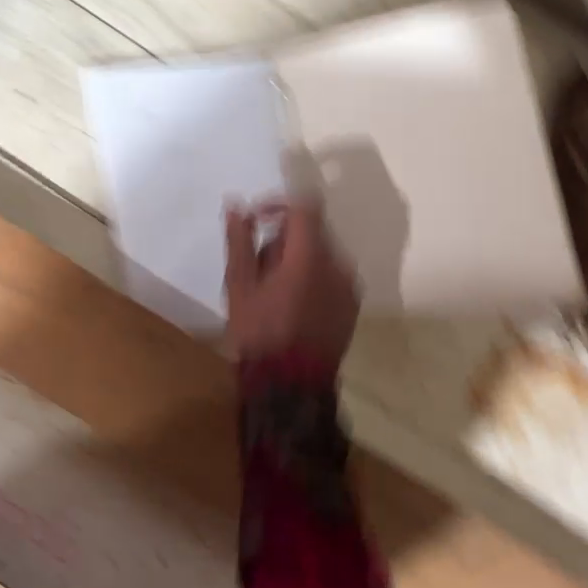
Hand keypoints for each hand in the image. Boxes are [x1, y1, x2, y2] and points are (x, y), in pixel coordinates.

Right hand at [221, 199, 358, 369]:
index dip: (278, 203)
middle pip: (313, 230)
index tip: (256, 217)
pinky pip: (331, 274)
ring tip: (271, 285)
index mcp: (308, 256)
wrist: (291, 383)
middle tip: (257, 262)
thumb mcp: (238, 283)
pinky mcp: (352, 305)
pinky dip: (311, 275)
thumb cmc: (258, 330)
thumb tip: (236, 206)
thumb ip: (240, 240)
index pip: (304, 207)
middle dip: (283, 236)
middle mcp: (338, 265)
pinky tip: (290, 300)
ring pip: (322, 252)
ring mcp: (349, 287)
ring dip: (297, 256)